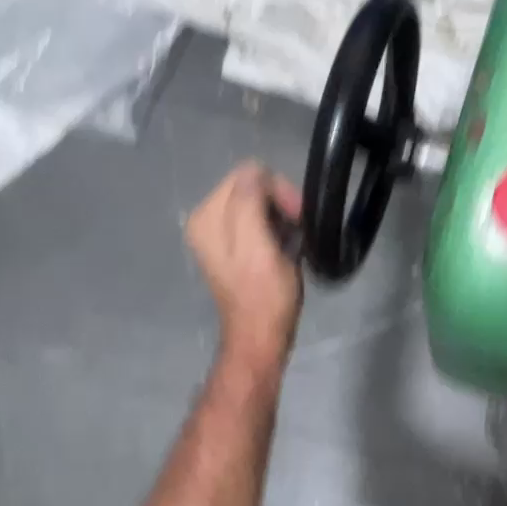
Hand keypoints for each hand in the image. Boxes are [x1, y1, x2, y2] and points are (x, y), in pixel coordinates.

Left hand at [185, 163, 303, 365]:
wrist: (261, 334)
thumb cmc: (264, 292)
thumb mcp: (257, 244)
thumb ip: (249, 201)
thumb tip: (255, 171)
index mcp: (208, 216)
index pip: (247, 175)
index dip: (278, 190)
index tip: (298, 216)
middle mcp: (207, 219)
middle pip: (250, 186)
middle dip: (279, 202)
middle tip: (299, 227)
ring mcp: (219, 234)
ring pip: (257, 203)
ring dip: (280, 216)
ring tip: (293, 239)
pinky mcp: (235, 247)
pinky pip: (259, 220)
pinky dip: (276, 228)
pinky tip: (286, 246)